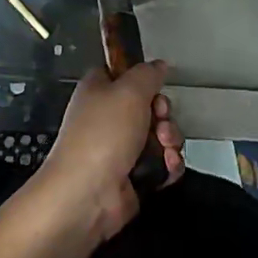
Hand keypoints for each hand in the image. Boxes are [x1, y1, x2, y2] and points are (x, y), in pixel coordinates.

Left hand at [34, 62, 183, 240]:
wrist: (88, 193)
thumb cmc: (104, 133)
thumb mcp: (128, 92)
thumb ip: (147, 74)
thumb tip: (159, 64)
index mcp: (99, 89)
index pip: (125, 75)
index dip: (144, 80)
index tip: (155, 88)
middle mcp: (109, 115)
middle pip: (149, 106)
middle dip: (163, 114)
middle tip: (160, 122)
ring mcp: (122, 147)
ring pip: (159, 134)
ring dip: (169, 140)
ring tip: (164, 148)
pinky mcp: (134, 174)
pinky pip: (161, 162)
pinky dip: (168, 164)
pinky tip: (167, 167)